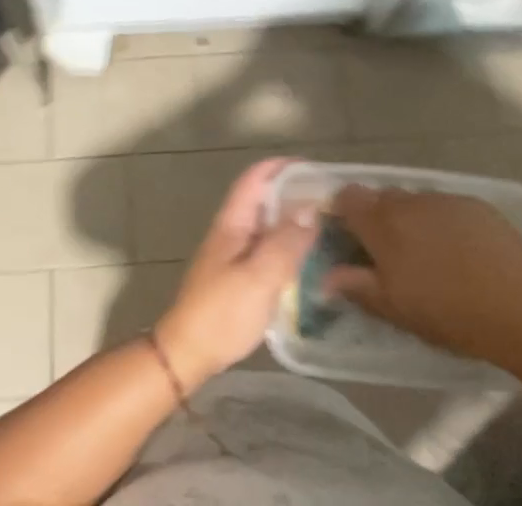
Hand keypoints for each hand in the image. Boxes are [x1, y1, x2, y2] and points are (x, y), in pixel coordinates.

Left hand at [154, 158, 317, 390]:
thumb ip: (285, 243)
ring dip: (293, 221)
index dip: (280, 167)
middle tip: (332, 200)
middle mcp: (232, 233)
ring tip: (329, 226)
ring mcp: (234, 256)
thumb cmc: (222, 313)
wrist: (188, 353)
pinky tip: (310, 261)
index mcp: (232, 224)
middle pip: (262, 201)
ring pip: (267, 227)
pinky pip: (268, 252)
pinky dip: (289, 247)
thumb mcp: (259, 277)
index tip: (315, 167)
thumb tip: (309, 208)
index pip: (254, 180)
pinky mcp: (239, 278)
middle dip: (293, 193)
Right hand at [327, 186, 521, 365]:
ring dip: (411, 220)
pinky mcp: (478, 205)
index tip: (347, 237)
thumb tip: (325, 277)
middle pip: (381, 197)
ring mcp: (446, 200)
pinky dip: (442, 223)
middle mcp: (409, 201)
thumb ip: (355, 286)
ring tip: (426, 255)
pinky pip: (446, 207)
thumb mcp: (393, 309)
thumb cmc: (448, 312)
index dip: (342, 212)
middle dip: (377, 218)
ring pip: (415, 201)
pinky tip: (458, 252)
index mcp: (382, 223)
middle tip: (386, 253)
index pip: (347, 197)